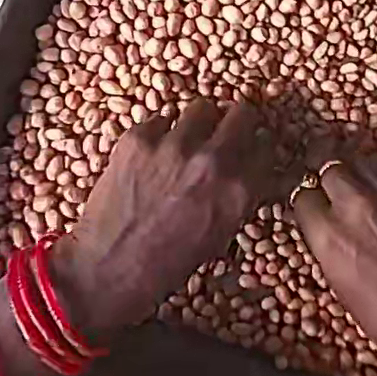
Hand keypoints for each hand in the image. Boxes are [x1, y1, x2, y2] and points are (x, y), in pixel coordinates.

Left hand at [52, 100, 274, 336]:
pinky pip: (160, 120)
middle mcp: (212, 162)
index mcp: (238, 191)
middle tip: (227, 130)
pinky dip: (159, 134)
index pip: (267, 148)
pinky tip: (152, 155)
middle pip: (242, 115)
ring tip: (188, 140)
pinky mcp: (138, 138)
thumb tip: (254, 174)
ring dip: (199, 123)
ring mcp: (173, 146)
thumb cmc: (166, 264)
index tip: (251, 147)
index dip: (258, 147)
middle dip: (238, 121)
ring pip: (202, 108)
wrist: (109, 267)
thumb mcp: (218, 237)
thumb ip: (240, 199)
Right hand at [291, 158, 376, 351]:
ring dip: (353, 172)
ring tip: (354, 186)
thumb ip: (324, 238)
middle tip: (328, 190)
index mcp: (327, 233)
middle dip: (326, 179)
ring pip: (359, 162)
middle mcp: (354, 207)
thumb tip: (320, 219)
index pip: (303, 196)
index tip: (311, 208)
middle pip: (329, 168)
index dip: (306, 202)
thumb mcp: (334, 275)